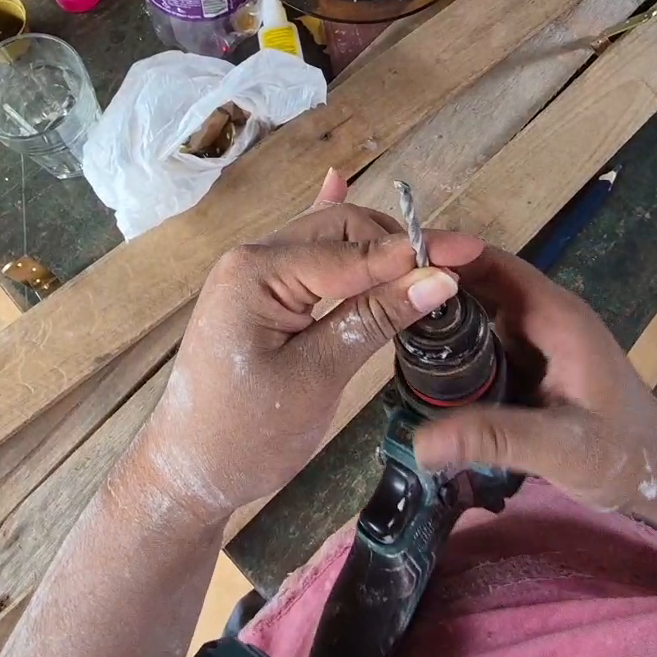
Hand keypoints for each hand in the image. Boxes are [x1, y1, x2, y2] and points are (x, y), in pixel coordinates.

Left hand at [128, 170, 483, 526]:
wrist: (188, 472)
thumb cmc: (247, 434)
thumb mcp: (316, 376)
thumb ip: (374, 318)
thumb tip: (438, 278)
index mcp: (258, 270)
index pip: (352, 250)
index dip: (413, 251)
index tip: (468, 251)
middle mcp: (253, 257)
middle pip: (340, 230)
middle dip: (396, 244)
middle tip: (450, 269)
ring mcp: (253, 273)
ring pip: (328, 240)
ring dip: (376, 247)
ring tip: (427, 259)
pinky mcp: (260, 293)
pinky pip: (305, 253)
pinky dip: (332, 234)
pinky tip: (338, 185)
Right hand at [411, 246, 656, 513]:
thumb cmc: (624, 452)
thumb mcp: (560, 447)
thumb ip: (494, 437)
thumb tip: (420, 442)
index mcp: (551, 313)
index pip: (489, 262)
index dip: (442, 253)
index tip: (390, 261)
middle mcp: (539, 314)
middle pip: (475, 279)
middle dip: (428, 281)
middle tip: (375, 294)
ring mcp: (534, 336)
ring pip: (475, 306)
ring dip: (436, 309)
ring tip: (385, 320)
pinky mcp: (528, 359)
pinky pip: (481, 335)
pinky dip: (449, 339)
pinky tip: (419, 359)